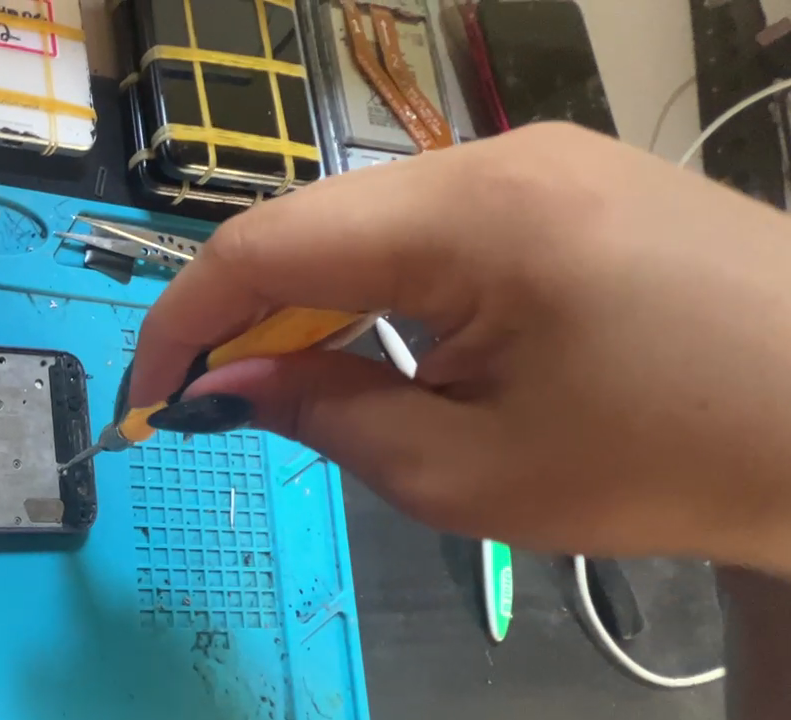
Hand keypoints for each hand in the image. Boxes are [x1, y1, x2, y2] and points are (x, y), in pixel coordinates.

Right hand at [129, 123, 790, 573]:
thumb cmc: (662, 464)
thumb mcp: (454, 468)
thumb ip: (314, 410)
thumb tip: (212, 388)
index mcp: (469, 219)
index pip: (256, 249)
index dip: (176, 326)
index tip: (147, 401)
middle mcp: (487, 162)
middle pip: (289, 228)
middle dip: (220, 320)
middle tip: (198, 404)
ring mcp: (522, 165)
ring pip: (335, 227)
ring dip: (277, 310)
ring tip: (262, 389)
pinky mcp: (544, 188)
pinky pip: (394, 232)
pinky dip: (339, 295)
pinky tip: (340, 351)